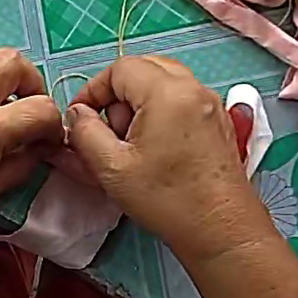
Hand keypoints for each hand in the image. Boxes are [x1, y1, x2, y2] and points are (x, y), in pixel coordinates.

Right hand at [65, 55, 276, 263]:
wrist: (220, 230)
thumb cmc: (167, 200)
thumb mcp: (111, 167)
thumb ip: (84, 132)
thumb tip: (77, 114)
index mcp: (167, 92)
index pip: (120, 68)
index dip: (93, 90)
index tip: (81, 119)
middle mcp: (194, 89)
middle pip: (144, 69)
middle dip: (117, 95)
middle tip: (107, 131)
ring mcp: (210, 104)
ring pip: (163, 84)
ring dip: (138, 105)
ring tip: (130, 145)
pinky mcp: (217, 122)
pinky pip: (180, 101)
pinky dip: (159, 114)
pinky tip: (154, 151)